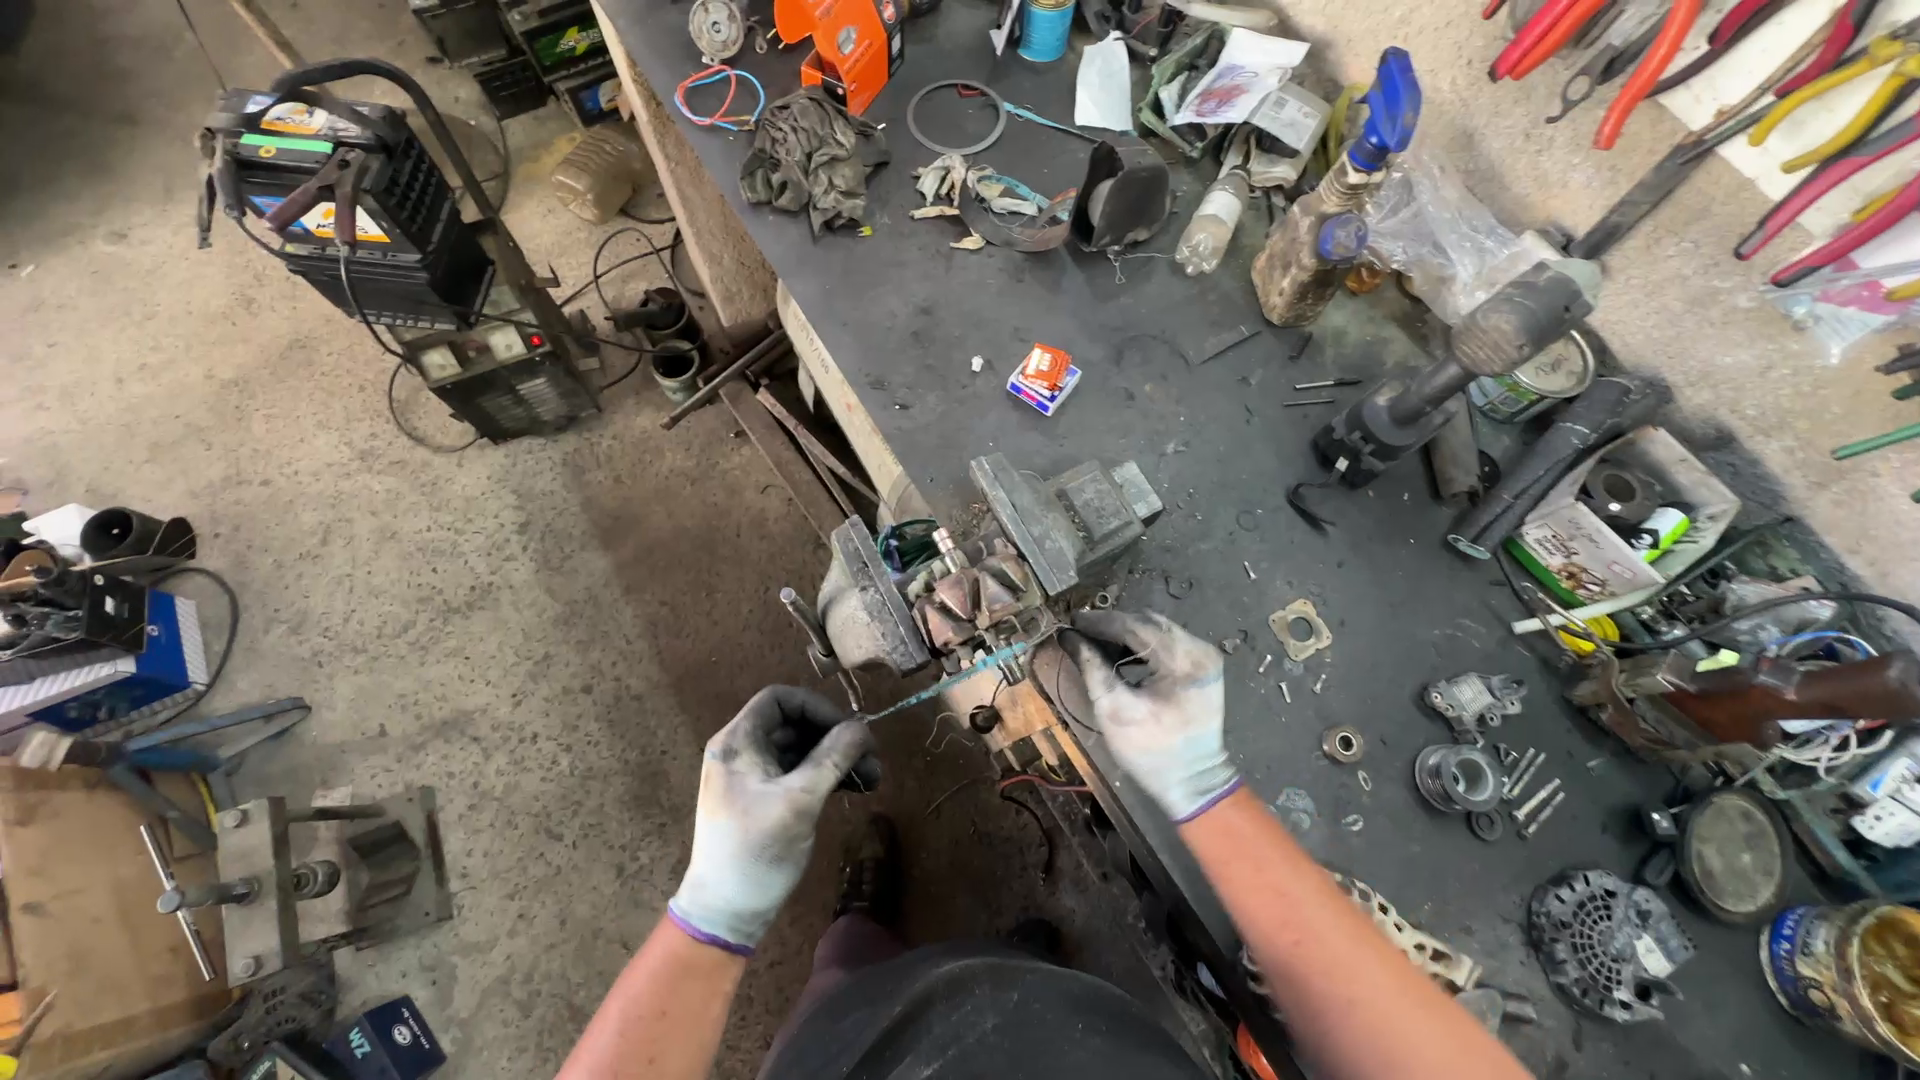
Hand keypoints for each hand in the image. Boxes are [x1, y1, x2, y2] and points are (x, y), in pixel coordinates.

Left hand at [668, 686, 877, 954]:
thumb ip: (832, 758)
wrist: (725, 914)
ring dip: (838, 757)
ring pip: (802, 748)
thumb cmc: (756, 852)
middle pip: (795, 723)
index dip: (817, 707)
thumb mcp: (799, 801)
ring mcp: (754, 775)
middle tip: (872, 758)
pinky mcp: (766, 798)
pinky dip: (827, 775)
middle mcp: (743, 751)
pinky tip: (855, 788)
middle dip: (836, 737)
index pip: (780, 699)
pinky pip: (800, 771)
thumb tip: (863, 727)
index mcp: (738, 742)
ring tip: (873, 779)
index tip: (849, 730)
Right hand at [1067, 610, 1237, 822]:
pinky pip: (1166, 643)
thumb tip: (1068, 636)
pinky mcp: (1201, 665)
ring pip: (1157, 630)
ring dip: (1126, 633)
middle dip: (1112, 625)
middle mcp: (1200, 650)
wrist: (1194, 782)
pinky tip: (1120, 654)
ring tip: (1096, 643)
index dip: (1101, 622)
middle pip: (1148, 623)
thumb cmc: (1151, 752)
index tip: (1072, 622)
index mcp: (1183, 660)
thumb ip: (1092, 667)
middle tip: (1080, 632)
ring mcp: (1204, 656)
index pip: (1136, 626)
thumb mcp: (1114, 710)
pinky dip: (1141, 644)